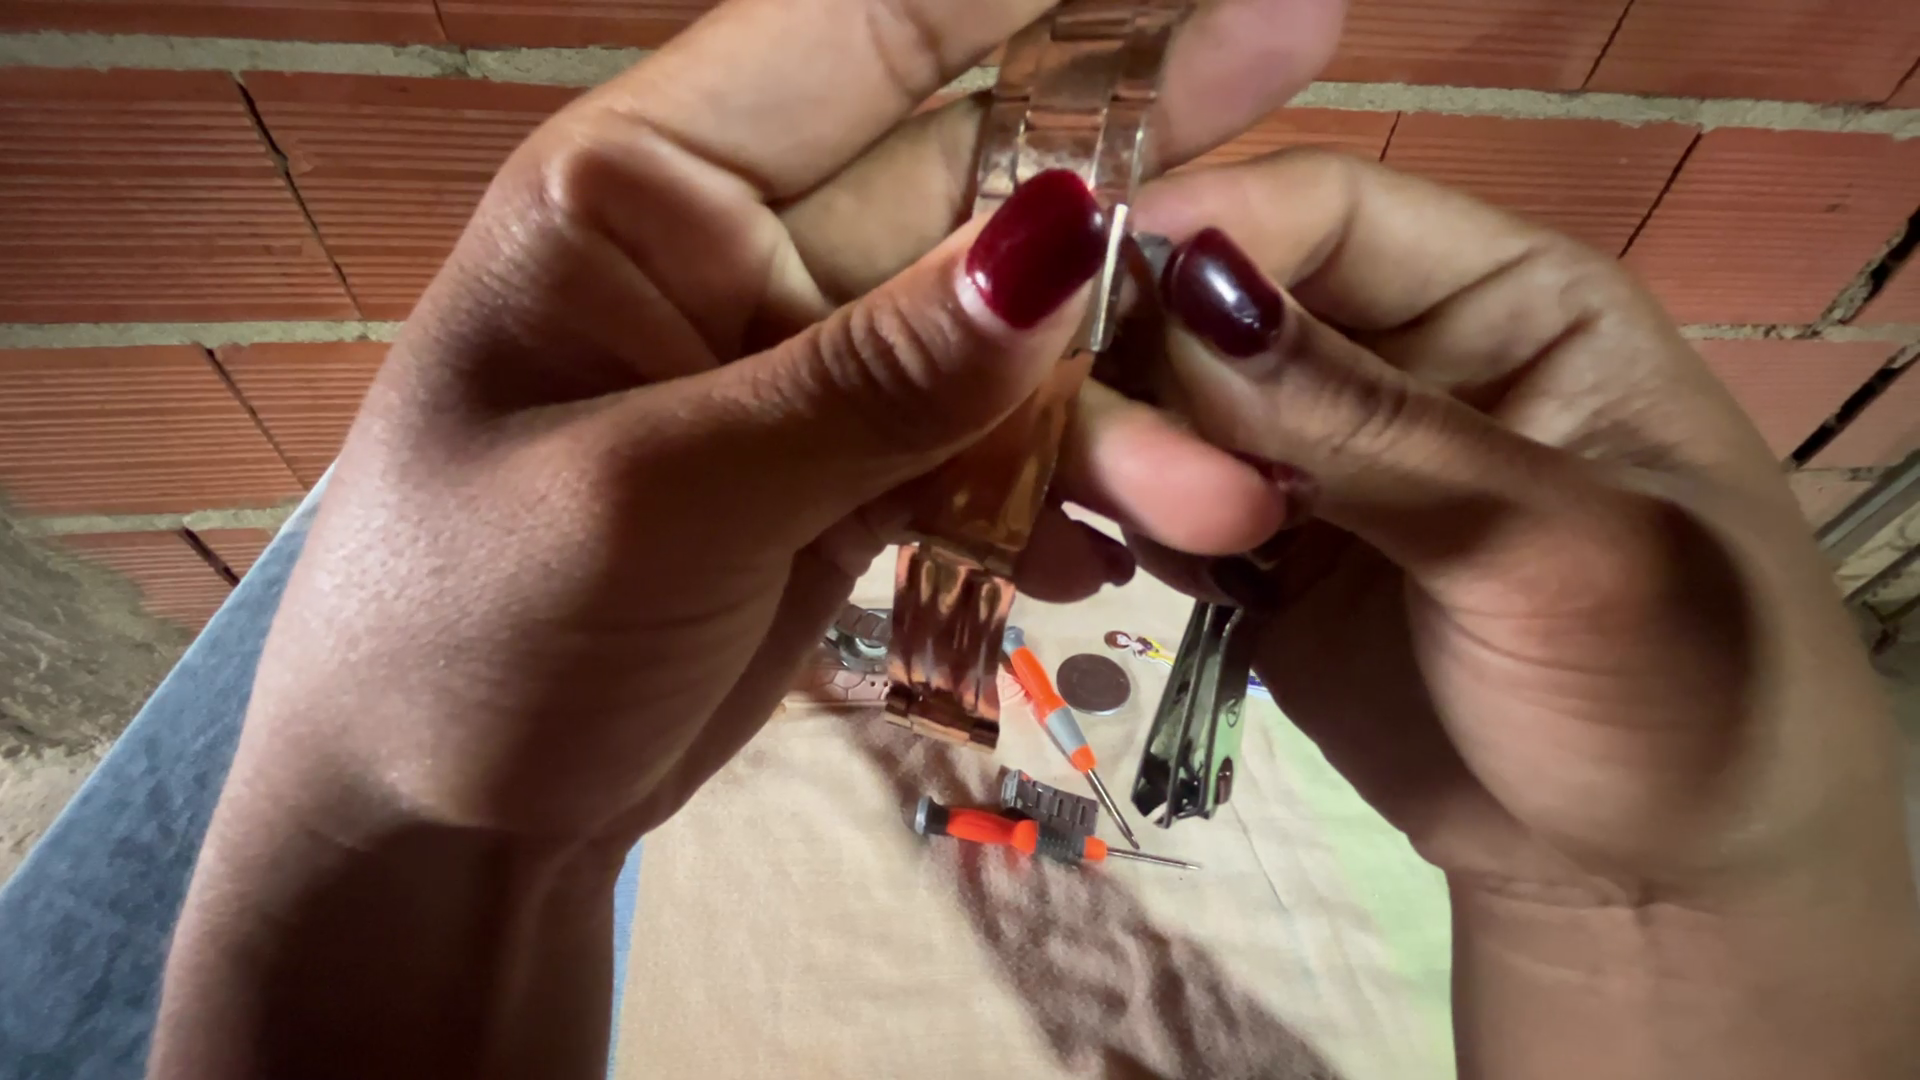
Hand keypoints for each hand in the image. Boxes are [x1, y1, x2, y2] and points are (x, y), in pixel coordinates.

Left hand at [234, 0, 1341, 842]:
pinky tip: (1104, 546)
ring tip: (1222, 463)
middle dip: (1128, 153)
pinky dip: (1047, 496)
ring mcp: (807, 384)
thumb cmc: (482, 636)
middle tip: (1292, 56)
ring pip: (996, 346)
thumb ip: (864, 379)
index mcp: (651, 203)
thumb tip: (1061, 245)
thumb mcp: (662, 497)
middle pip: (966, 187)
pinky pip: (976, 457)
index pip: (863, 40)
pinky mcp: (845, 484)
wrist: (459, 801)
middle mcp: (742, 270)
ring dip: (1109, 399)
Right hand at [1120, 151, 1919, 1076]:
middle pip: (1205, 311)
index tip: (1084, 281)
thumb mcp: (1546, 551)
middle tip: (1147, 486)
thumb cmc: (1666, 697)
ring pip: (1151, 410)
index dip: (1207, 228)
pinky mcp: (1236, 546)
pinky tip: (1109, 573)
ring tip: (1182, 555)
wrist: (1616, 867)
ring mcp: (1291, 462)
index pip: (1319, 211)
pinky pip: (1139, 501)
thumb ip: (1369, 428)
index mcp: (1491, 303)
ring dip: (1125, 465)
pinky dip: (1109, 524)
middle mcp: (1373, 363)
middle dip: (1152, 380)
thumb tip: (1192, 301)